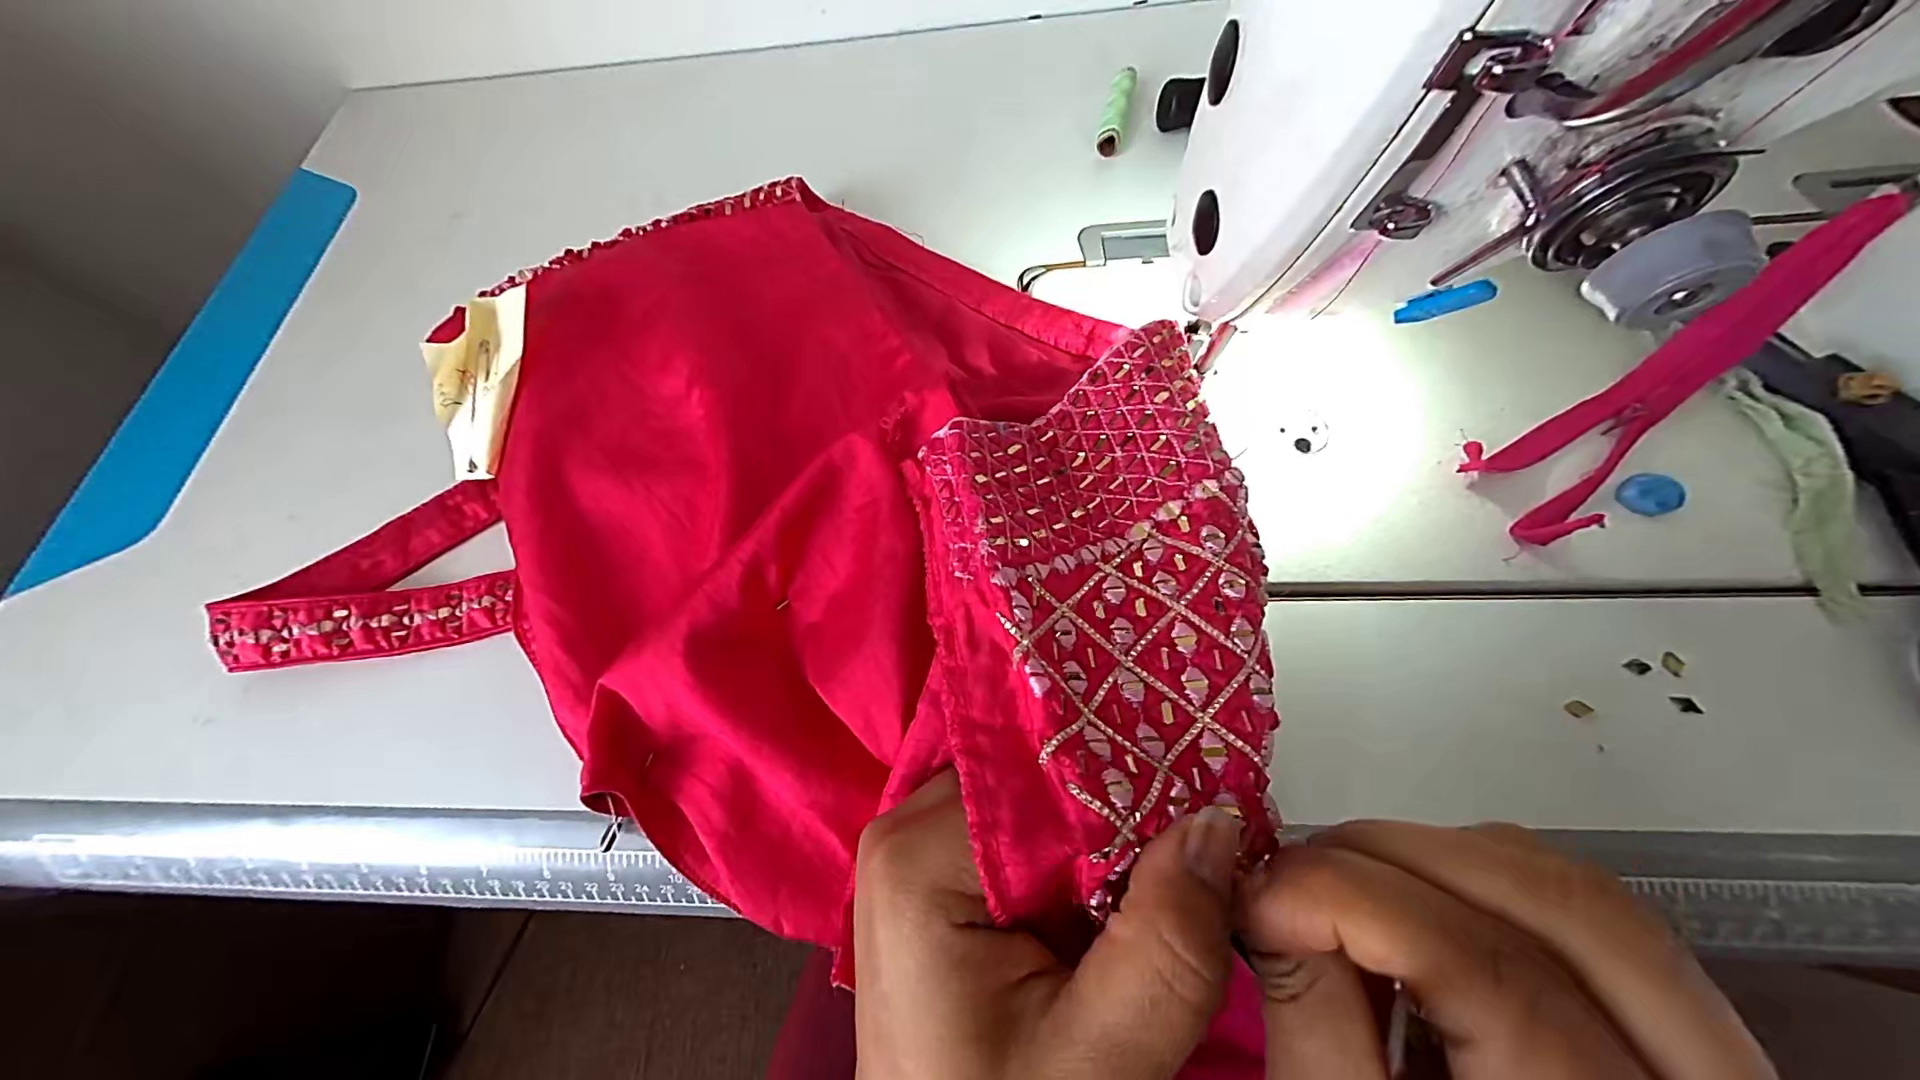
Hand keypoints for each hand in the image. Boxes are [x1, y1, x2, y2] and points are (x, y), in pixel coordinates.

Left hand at [853, 769, 1243, 1079]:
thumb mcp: (1096, 1060)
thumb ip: (1163, 943)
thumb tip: (1214, 821)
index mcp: (916, 856)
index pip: (1034, 773)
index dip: (1120, 780)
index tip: (1195, 791)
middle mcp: (904, 833)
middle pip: (1030, 779)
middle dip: (1112, 803)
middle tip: (1191, 827)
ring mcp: (916, 850)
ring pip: (1030, 803)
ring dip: (1098, 832)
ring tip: (1158, 862)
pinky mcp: (936, 874)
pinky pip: (1016, 832)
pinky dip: (1072, 854)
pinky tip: (1112, 886)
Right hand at [1236, 821, 1775, 1079]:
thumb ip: (1309, 1014)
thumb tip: (1270, 891)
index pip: (1485, 967)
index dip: (1351, 897)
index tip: (1263, 889)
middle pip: (1558, 902)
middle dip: (1394, 853)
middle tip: (1300, 874)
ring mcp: (1718, 1064)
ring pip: (1577, 892)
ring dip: (1434, 857)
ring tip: (1347, 888)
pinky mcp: (1686, 1036)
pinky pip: (1584, 914)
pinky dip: (1476, 878)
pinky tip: (1409, 909)